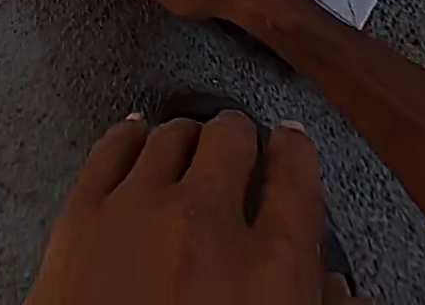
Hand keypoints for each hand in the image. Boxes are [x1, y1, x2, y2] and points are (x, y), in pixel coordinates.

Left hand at [25, 112, 363, 304]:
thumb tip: (341, 289)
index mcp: (270, 274)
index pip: (295, 177)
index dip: (295, 151)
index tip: (290, 143)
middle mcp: (206, 225)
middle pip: (230, 137)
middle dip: (239, 137)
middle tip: (238, 148)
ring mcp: (138, 211)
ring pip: (172, 134)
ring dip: (189, 138)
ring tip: (191, 147)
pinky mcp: (83, 214)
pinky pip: (112, 147)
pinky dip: (130, 135)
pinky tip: (138, 134)